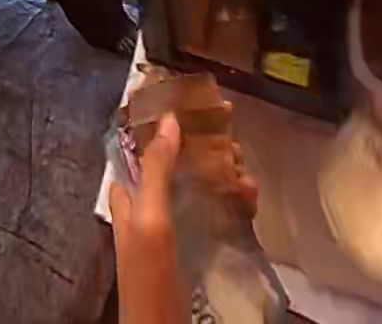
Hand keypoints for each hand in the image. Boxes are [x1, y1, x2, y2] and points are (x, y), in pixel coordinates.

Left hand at [109, 113, 259, 323]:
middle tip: (232, 138)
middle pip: (178, 162)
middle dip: (204, 146)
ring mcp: (175, 226)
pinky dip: (234, 200)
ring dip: (223, 171)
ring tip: (244, 167)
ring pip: (200, 184)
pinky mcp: (197, 248)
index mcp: (131, 192)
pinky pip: (217, 213)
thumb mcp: (148, 218)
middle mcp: (150, 204)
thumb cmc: (149, 275)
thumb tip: (168, 118)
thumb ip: (155, 169)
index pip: (145, 145)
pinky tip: (251, 197)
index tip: (195, 106)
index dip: (167, 123)